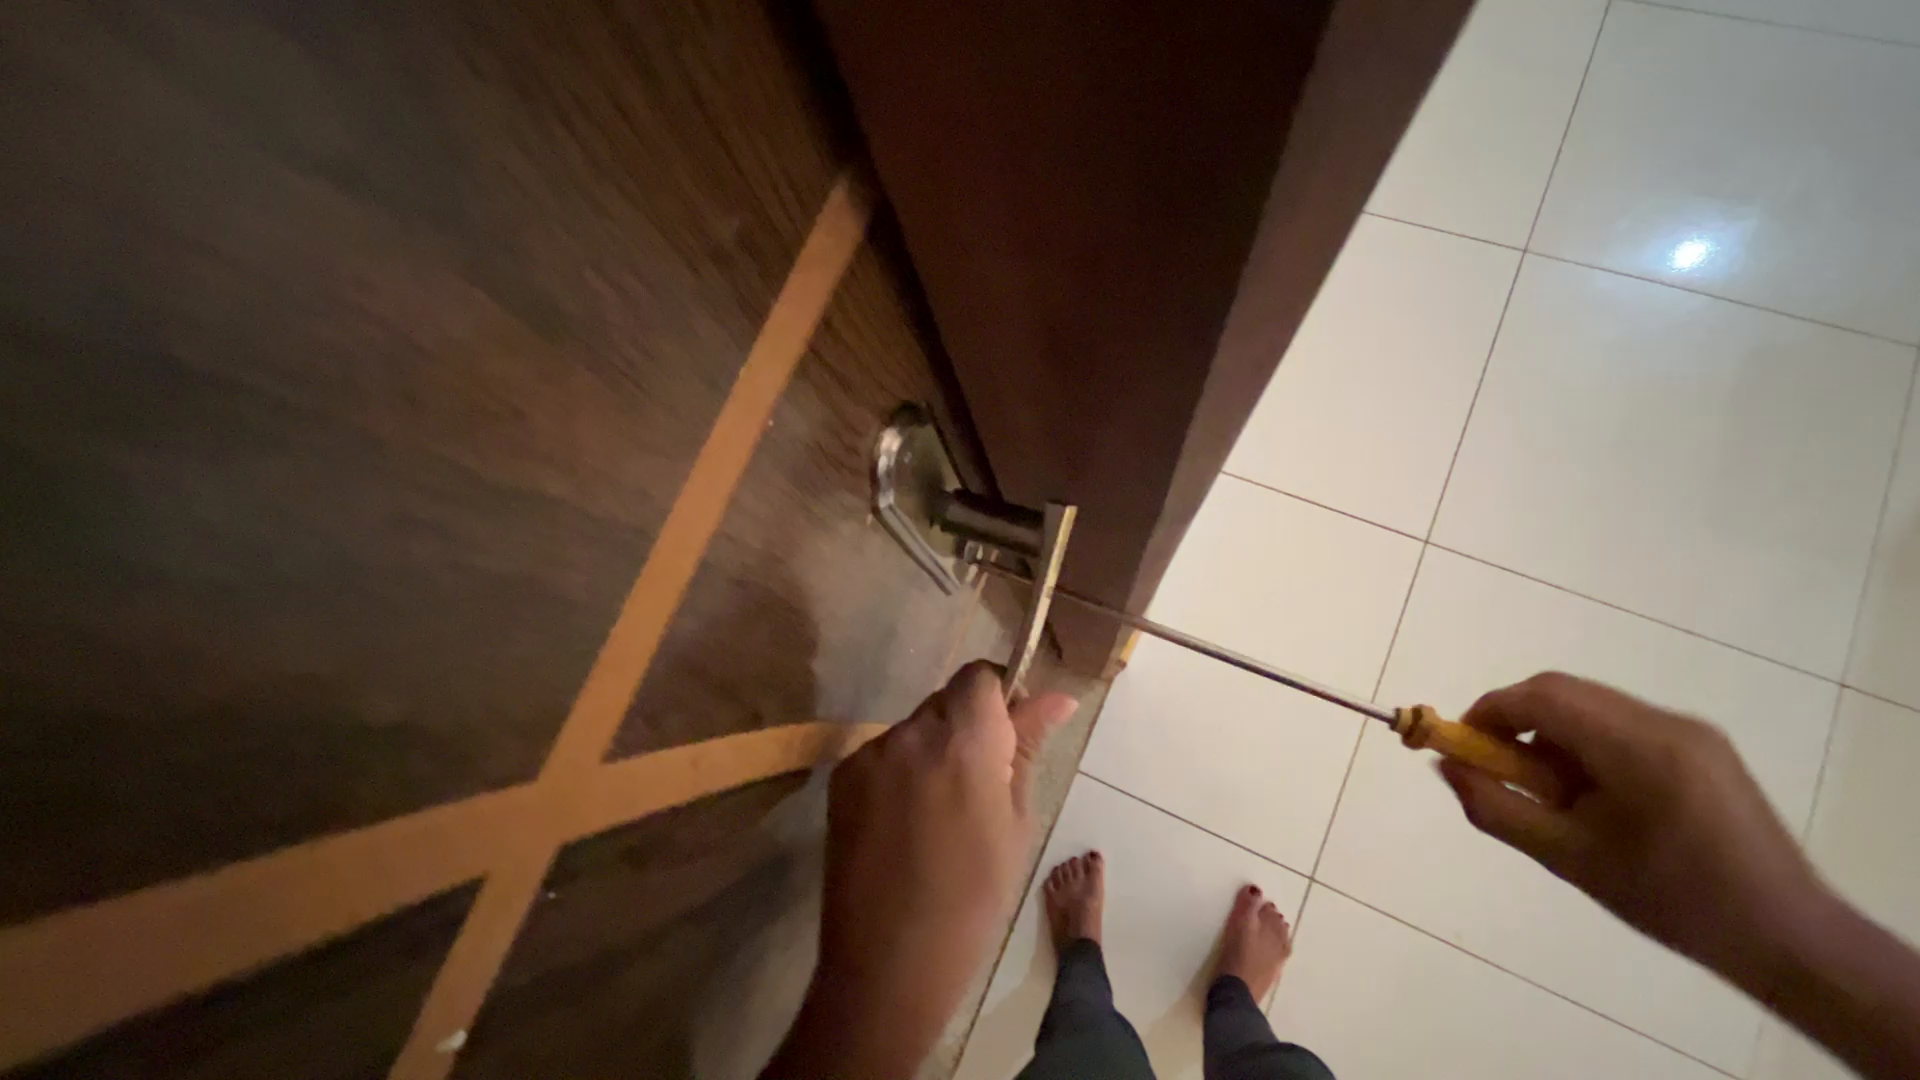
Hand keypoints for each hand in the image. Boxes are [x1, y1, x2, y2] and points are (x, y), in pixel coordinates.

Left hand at [764, 660, 1077, 1078]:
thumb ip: (1027, 747)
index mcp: (962, 742)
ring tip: (941, 811)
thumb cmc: (973, 898)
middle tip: (983, 780)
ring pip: (914, 727)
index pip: (981, 676)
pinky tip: (907, 822)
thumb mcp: (1016, 822)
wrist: (889, 961)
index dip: (1000, 694)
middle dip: (969, 724)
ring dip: (934, 749)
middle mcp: (910, 734)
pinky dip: (902, 771)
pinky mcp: (842, 778)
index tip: (1011, 731)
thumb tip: (1056, 697)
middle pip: (946, 699)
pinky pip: (884, 754)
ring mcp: (869, 755)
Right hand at [1437, 672, 1820, 983]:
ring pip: (1587, 704)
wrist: (1787, 937)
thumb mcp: (1566, 858)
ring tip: (1550, 793)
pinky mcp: (1700, 744)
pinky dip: (1582, 743)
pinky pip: (1616, 722)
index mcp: (1638, 747)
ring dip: (1548, 734)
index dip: (1487, 712)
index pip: (1541, 697)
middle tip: (1496, 770)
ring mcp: (1689, 730)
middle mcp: (1666, 722)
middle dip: (1514, 721)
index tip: (1462, 748)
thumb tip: (1446, 765)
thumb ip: (1496, 806)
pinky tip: (1590, 794)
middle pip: (1561, 691)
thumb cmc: (1669, 899)